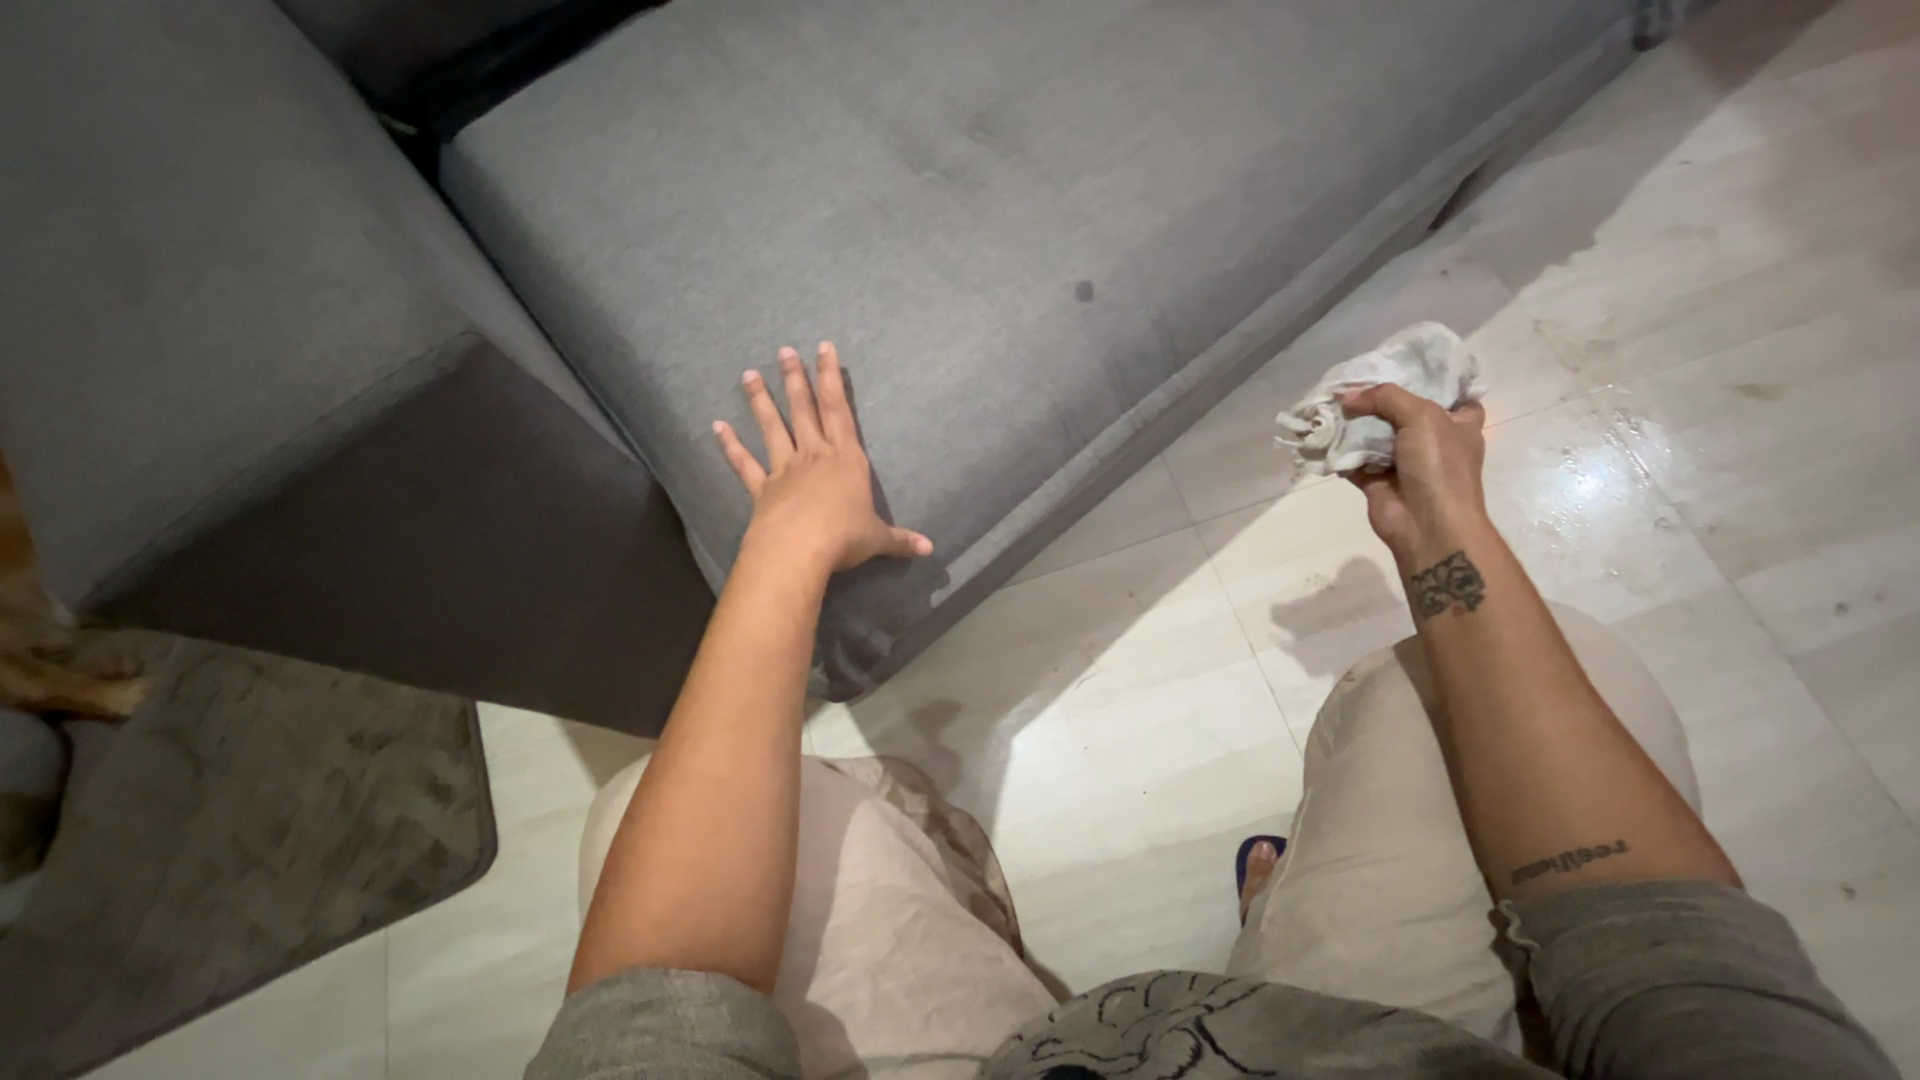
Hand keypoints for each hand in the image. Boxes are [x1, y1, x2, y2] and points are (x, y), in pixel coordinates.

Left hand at [714, 342, 932, 574]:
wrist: (799, 550)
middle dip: (796, 379)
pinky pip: (745, 464)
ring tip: (749, 374)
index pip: (840, 409)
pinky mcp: (762, 489)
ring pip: (772, 428)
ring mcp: (784, 470)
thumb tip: (930, 549)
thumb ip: (901, 539)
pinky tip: (718, 427)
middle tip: (784, 351)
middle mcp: (814, 456)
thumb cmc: (844, 538)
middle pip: (804, 410)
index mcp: (846, 459)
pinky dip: (730, 445)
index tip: (823, 348)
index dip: (831, 377)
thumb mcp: (878, 539)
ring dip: (761, 401)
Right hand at [1339, 383, 1489, 567]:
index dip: (1428, 379)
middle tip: (1349, 383)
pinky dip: (1338, 451)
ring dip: (1352, 423)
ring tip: (1328, 406)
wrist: (1428, 524)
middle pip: (1401, 411)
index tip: (1400, 365)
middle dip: (1376, 400)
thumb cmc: (1440, 466)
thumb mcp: (1422, 417)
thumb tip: (1347, 398)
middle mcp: (1432, 440)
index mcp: (1458, 422)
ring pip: (1373, 434)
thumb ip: (1386, 398)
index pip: (1449, 393)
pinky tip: (1321, 436)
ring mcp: (1403, 462)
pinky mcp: (1376, 480)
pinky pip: (1353, 460)